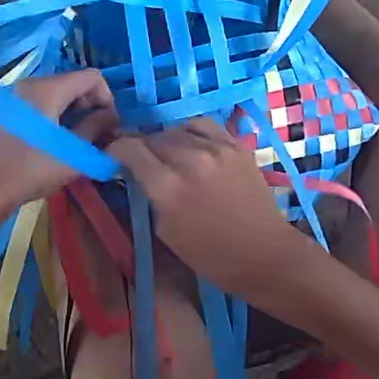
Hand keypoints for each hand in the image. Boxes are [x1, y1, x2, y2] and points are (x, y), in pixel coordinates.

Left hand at [0, 70, 119, 214]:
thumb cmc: (34, 170)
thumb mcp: (74, 153)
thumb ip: (96, 128)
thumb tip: (111, 117)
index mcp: (48, 89)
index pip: (92, 77)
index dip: (108, 98)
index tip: (110, 124)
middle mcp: (33, 83)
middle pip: (75, 82)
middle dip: (93, 105)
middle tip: (100, 133)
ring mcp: (20, 94)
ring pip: (61, 92)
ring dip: (77, 111)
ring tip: (84, 138)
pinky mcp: (14, 107)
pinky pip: (46, 100)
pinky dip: (60, 113)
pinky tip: (63, 138)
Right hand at [107, 117, 304, 287]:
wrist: (264, 254)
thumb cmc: (210, 254)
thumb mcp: (165, 229)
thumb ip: (150, 195)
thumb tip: (139, 173)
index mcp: (167, 186)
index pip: (129, 149)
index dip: (116, 150)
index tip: (114, 157)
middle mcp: (189, 159)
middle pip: (151, 137)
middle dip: (141, 148)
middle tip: (142, 161)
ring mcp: (215, 149)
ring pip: (175, 129)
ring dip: (165, 140)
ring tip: (168, 155)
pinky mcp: (235, 145)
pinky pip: (203, 124)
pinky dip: (190, 130)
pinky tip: (190, 142)